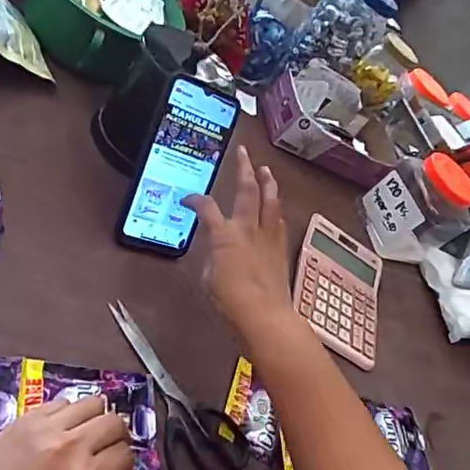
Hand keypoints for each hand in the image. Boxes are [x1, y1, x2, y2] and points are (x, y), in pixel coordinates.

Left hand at [0, 395, 136, 469]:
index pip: (126, 454)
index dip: (124, 463)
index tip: (114, 469)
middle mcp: (71, 446)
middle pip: (114, 421)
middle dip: (115, 437)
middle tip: (102, 450)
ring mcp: (45, 428)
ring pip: (91, 403)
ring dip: (94, 418)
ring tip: (81, 435)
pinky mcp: (22, 419)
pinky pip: (59, 402)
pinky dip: (66, 413)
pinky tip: (57, 431)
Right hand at [184, 145, 294, 336]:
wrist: (264, 315)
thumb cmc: (231, 301)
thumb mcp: (209, 277)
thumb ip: (213, 257)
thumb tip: (218, 251)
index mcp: (224, 235)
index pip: (206, 207)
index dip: (195, 200)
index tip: (189, 200)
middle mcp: (248, 228)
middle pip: (247, 189)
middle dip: (244, 168)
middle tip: (243, 154)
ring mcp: (267, 236)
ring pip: (270, 200)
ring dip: (267, 182)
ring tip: (265, 170)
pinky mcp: (280, 248)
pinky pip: (278, 219)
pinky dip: (275, 206)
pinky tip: (275, 204)